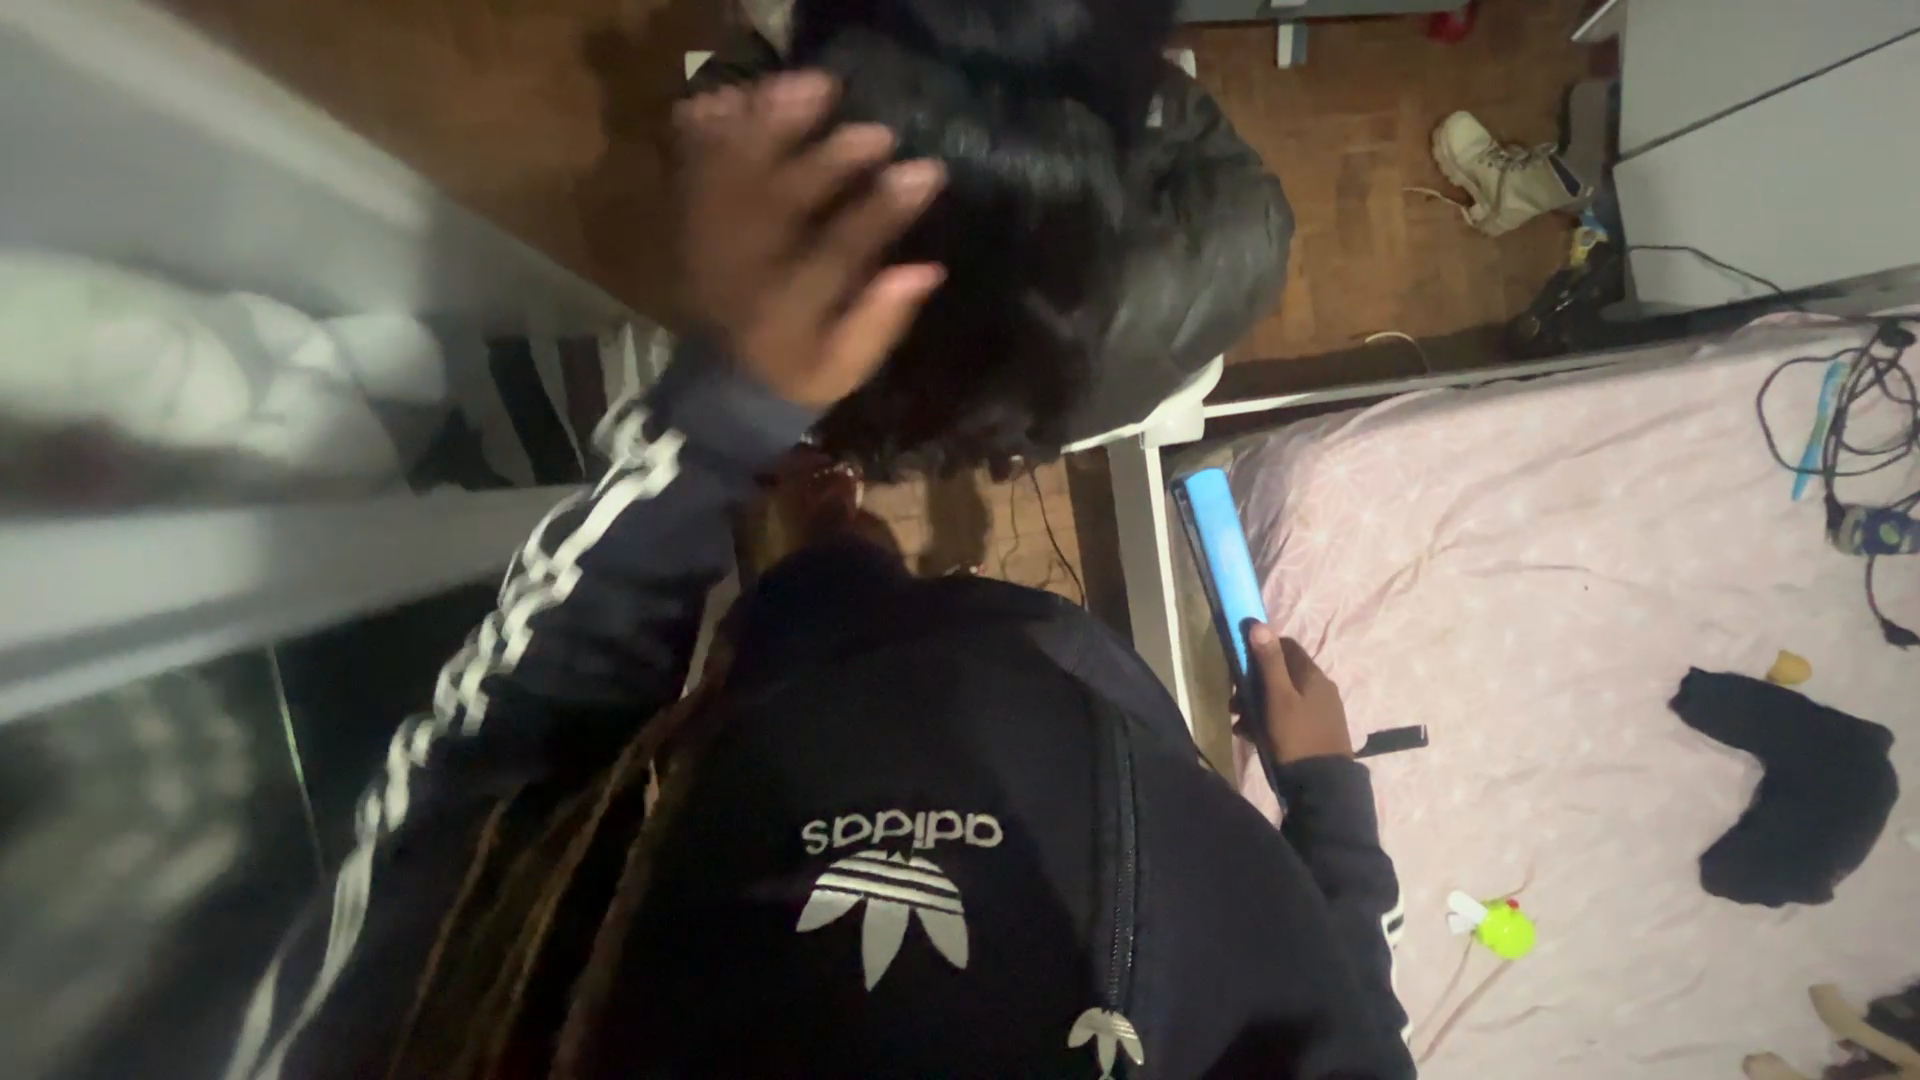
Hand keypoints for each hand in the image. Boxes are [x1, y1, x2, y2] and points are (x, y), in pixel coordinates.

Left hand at [673, 72, 946, 408]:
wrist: (724, 384)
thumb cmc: (797, 375)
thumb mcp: (846, 368)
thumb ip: (882, 322)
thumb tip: (928, 269)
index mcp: (790, 312)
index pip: (843, 249)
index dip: (885, 209)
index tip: (927, 173)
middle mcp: (745, 272)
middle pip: (786, 202)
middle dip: (834, 160)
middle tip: (878, 133)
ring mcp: (708, 244)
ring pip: (736, 173)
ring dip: (773, 124)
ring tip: (815, 88)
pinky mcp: (687, 224)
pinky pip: (690, 166)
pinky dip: (709, 127)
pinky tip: (739, 99)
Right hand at [1247, 623, 1353, 763]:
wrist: (1322, 785)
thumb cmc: (1295, 736)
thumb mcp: (1277, 697)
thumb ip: (1269, 661)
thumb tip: (1259, 623)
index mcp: (1311, 675)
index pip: (1285, 644)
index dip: (1260, 649)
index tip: (1240, 667)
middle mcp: (1320, 686)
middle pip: (1281, 672)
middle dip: (1253, 683)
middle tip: (1235, 704)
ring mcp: (1320, 708)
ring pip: (1282, 695)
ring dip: (1257, 704)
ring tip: (1240, 724)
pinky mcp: (1317, 728)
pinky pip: (1288, 713)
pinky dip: (1270, 719)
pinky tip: (1254, 735)